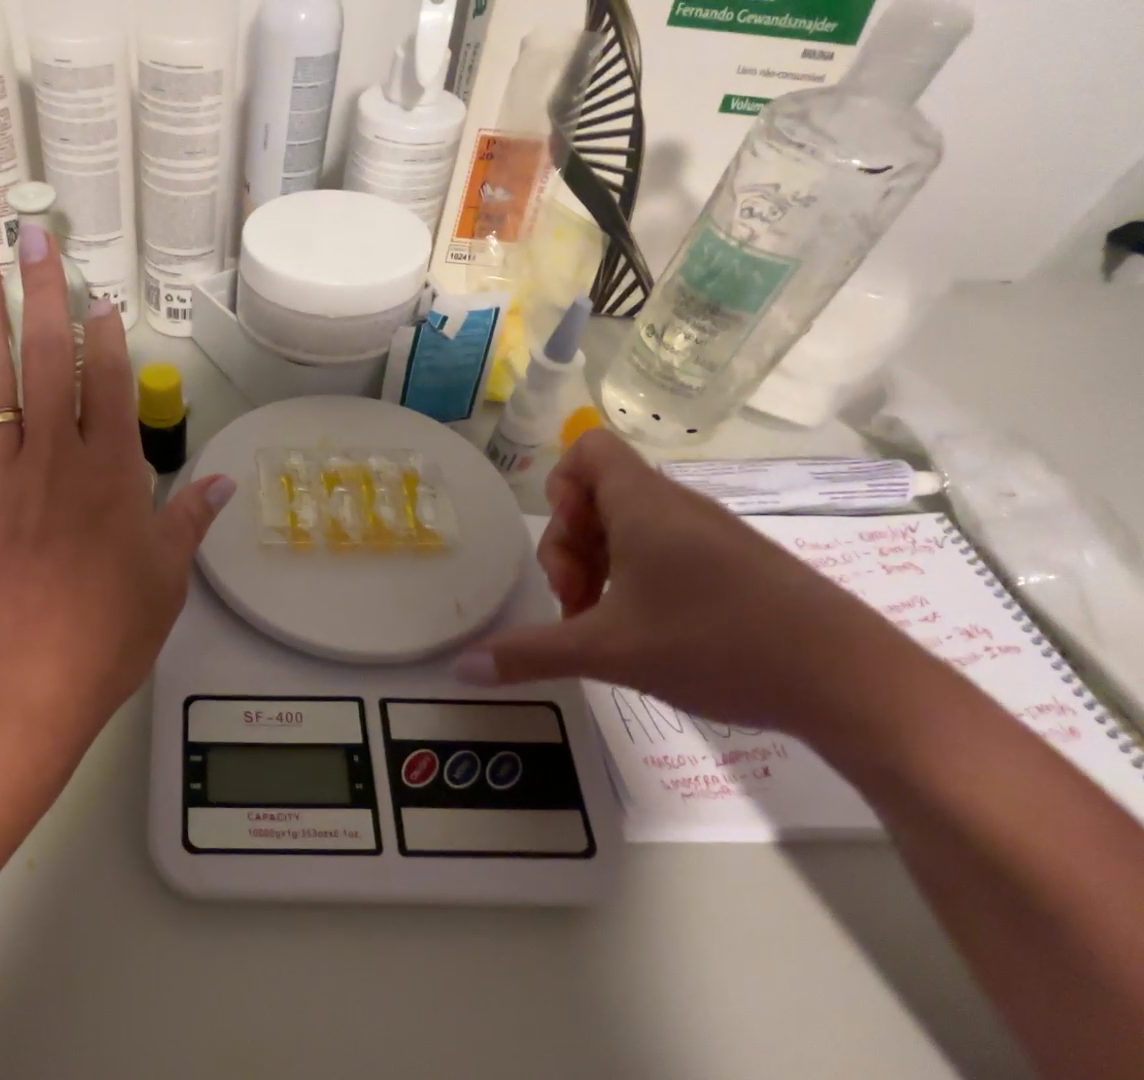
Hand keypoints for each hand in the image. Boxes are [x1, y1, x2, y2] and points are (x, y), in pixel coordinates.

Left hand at [0, 226, 234, 757]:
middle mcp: (50, 456)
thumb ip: (187, 523)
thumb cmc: (105, 636)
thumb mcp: (164, 581)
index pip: (109, 385)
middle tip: (32, 233)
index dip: (105, 337)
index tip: (97, 297)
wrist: (21, 684)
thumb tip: (221, 483)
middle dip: (42, 292)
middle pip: (46, 359)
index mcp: (109, 474)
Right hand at [453, 430, 935, 738]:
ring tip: (601, 626)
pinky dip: (636, 584)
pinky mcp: (735, 567)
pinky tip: (643, 635)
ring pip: (629, 530)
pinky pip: (664, 554)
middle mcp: (677, 508)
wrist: (850, 679)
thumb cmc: (717, 643)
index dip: (559, 487)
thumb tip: (462, 666)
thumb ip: (530, 653)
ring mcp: (710, 537)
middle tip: (576, 602)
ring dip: (598, 571)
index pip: (588, 449)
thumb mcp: (607, 651)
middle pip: (597, 495)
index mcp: (644, 505)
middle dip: (569, 547)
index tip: (565, 548)